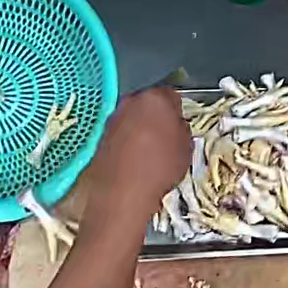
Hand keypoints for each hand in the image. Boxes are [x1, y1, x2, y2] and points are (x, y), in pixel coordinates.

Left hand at [82, 86, 190, 213]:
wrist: (122, 192)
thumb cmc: (161, 166)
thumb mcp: (186, 146)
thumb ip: (182, 128)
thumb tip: (176, 125)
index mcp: (155, 98)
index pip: (172, 95)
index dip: (179, 110)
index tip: (182, 123)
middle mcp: (130, 101)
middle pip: (149, 103)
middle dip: (158, 114)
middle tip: (168, 134)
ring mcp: (112, 118)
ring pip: (134, 116)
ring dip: (142, 126)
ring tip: (152, 148)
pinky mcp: (101, 135)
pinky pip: (122, 131)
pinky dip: (129, 139)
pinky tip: (136, 156)